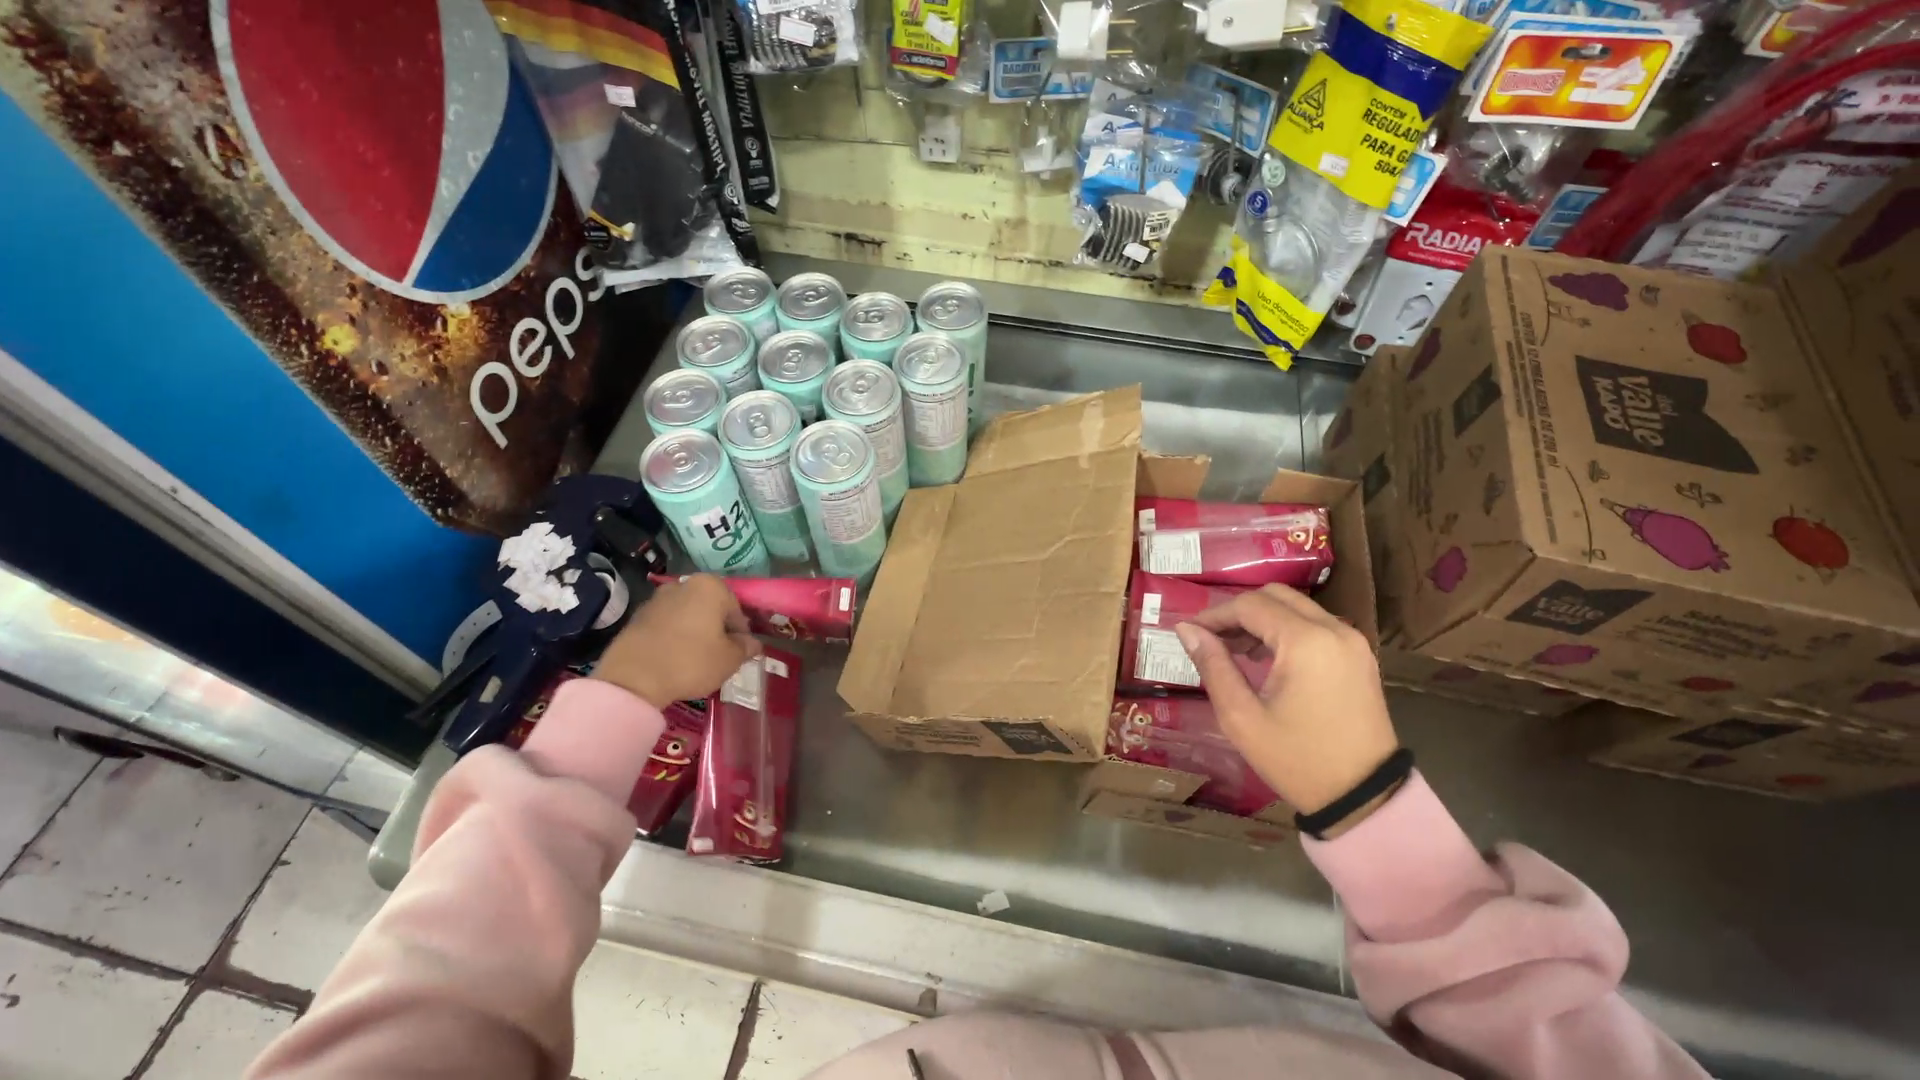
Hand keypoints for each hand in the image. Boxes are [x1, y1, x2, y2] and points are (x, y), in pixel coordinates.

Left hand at [593, 574, 759, 708]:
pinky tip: (674, 659)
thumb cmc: (691, 661)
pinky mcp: (637, 617)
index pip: (736, 610)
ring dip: (695, 632)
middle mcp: (683, 585)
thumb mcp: (729, 659)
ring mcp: (656, 599)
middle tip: (719, 656)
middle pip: (710, 609)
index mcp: (710, 587)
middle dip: (717, 629)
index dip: (741, 633)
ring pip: (687, 616)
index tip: (739, 653)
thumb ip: (745, 647)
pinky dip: (673, 637)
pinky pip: (666, 625)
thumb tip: (753, 643)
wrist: (634, 677)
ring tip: (696, 660)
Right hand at [1174, 585, 1399, 821]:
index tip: (1189, 633)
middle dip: (1239, 611)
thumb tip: (1186, 630)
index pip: (1250, 605)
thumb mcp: (1242, 717)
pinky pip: (1317, 625)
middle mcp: (1334, 629)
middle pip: (1276, 596)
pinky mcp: (1360, 656)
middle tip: (1212, 639)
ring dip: (1263, 619)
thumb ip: (1213, 666)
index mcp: (1306, 642)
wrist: (1363, 797)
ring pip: (1298, 607)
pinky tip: (1268, 660)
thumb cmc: (1297, 759)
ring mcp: (1353, 641)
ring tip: (1236, 651)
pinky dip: (1287, 630)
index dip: (1214, 614)